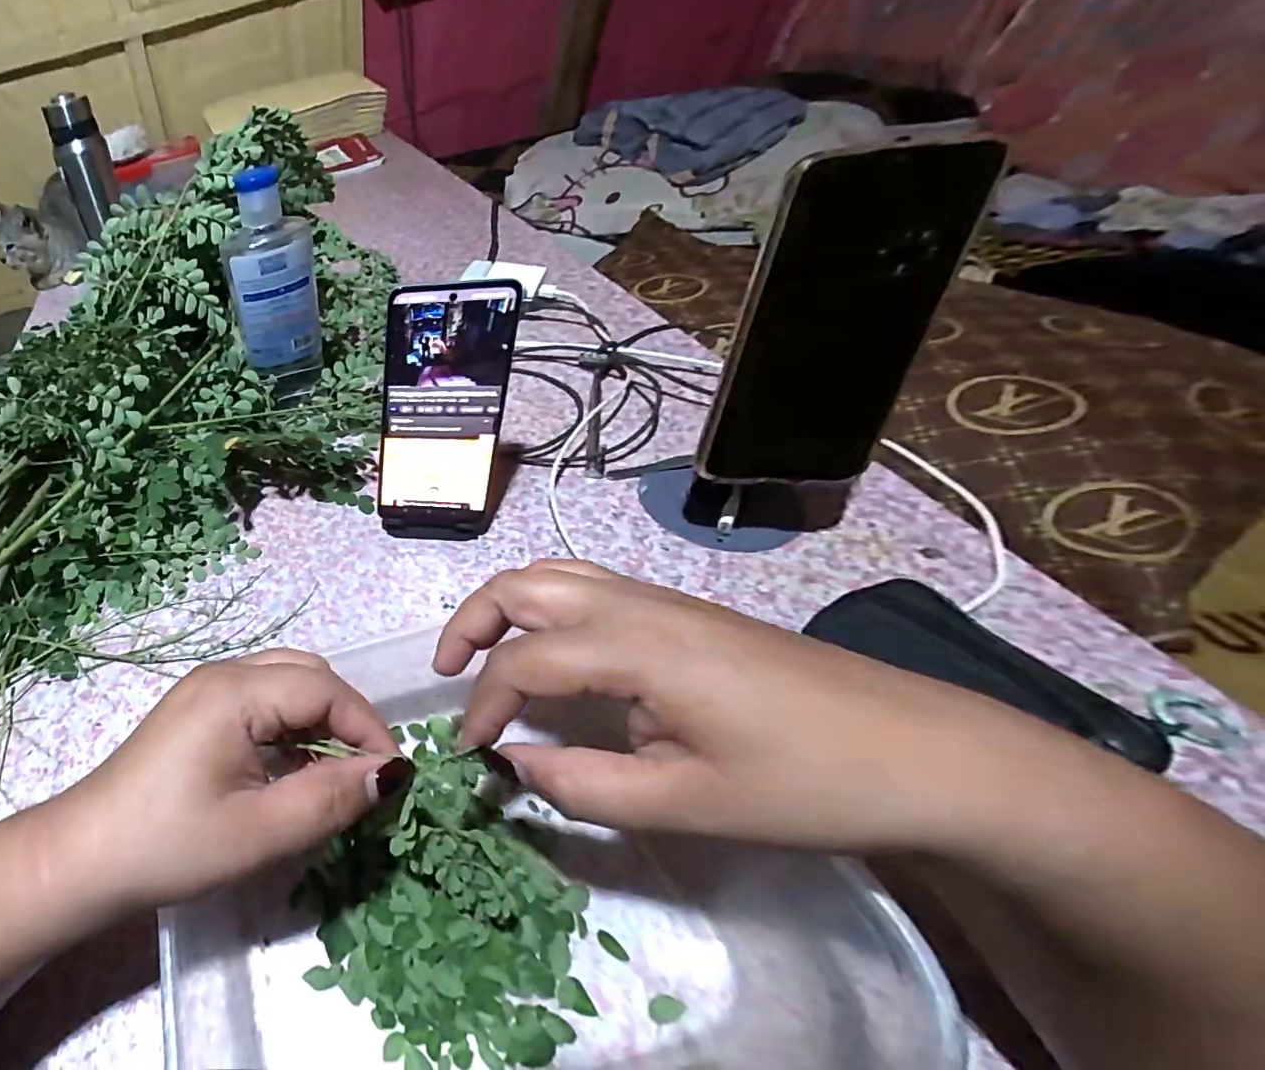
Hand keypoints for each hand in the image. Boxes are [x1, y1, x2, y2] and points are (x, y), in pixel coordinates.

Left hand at [55, 649, 409, 908]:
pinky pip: (263, 701)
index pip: (325, 689)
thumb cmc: (171, 845)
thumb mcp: (261, 831)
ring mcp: (207, 689)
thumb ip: (331, 798)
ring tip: (333, 774)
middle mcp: (223, 674)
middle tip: (365, 774)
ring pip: (287, 684)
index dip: (368, 727)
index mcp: (235, 691)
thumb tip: (393, 773)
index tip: (393, 777)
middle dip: (347, 719)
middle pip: (308, 676)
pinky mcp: (199, 710)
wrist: (84, 860)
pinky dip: (291, 727)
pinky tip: (293, 769)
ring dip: (319, 721)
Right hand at [434, 560, 1117, 855]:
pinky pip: (585, 585)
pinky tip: (552, 649)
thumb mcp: (687, 804)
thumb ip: (583, 785)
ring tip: (484, 652)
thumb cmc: (807, 783)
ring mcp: (658, 598)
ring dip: (504, 605)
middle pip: (522, 586)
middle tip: (448, 673)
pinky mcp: (678, 608)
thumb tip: (515, 764)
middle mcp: (634, 603)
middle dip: (470, 623)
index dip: (482, 705)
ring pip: (552, 574)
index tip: (470, 753)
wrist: (930, 751)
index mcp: (633, 646)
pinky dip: (542, 605)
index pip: (523, 662)